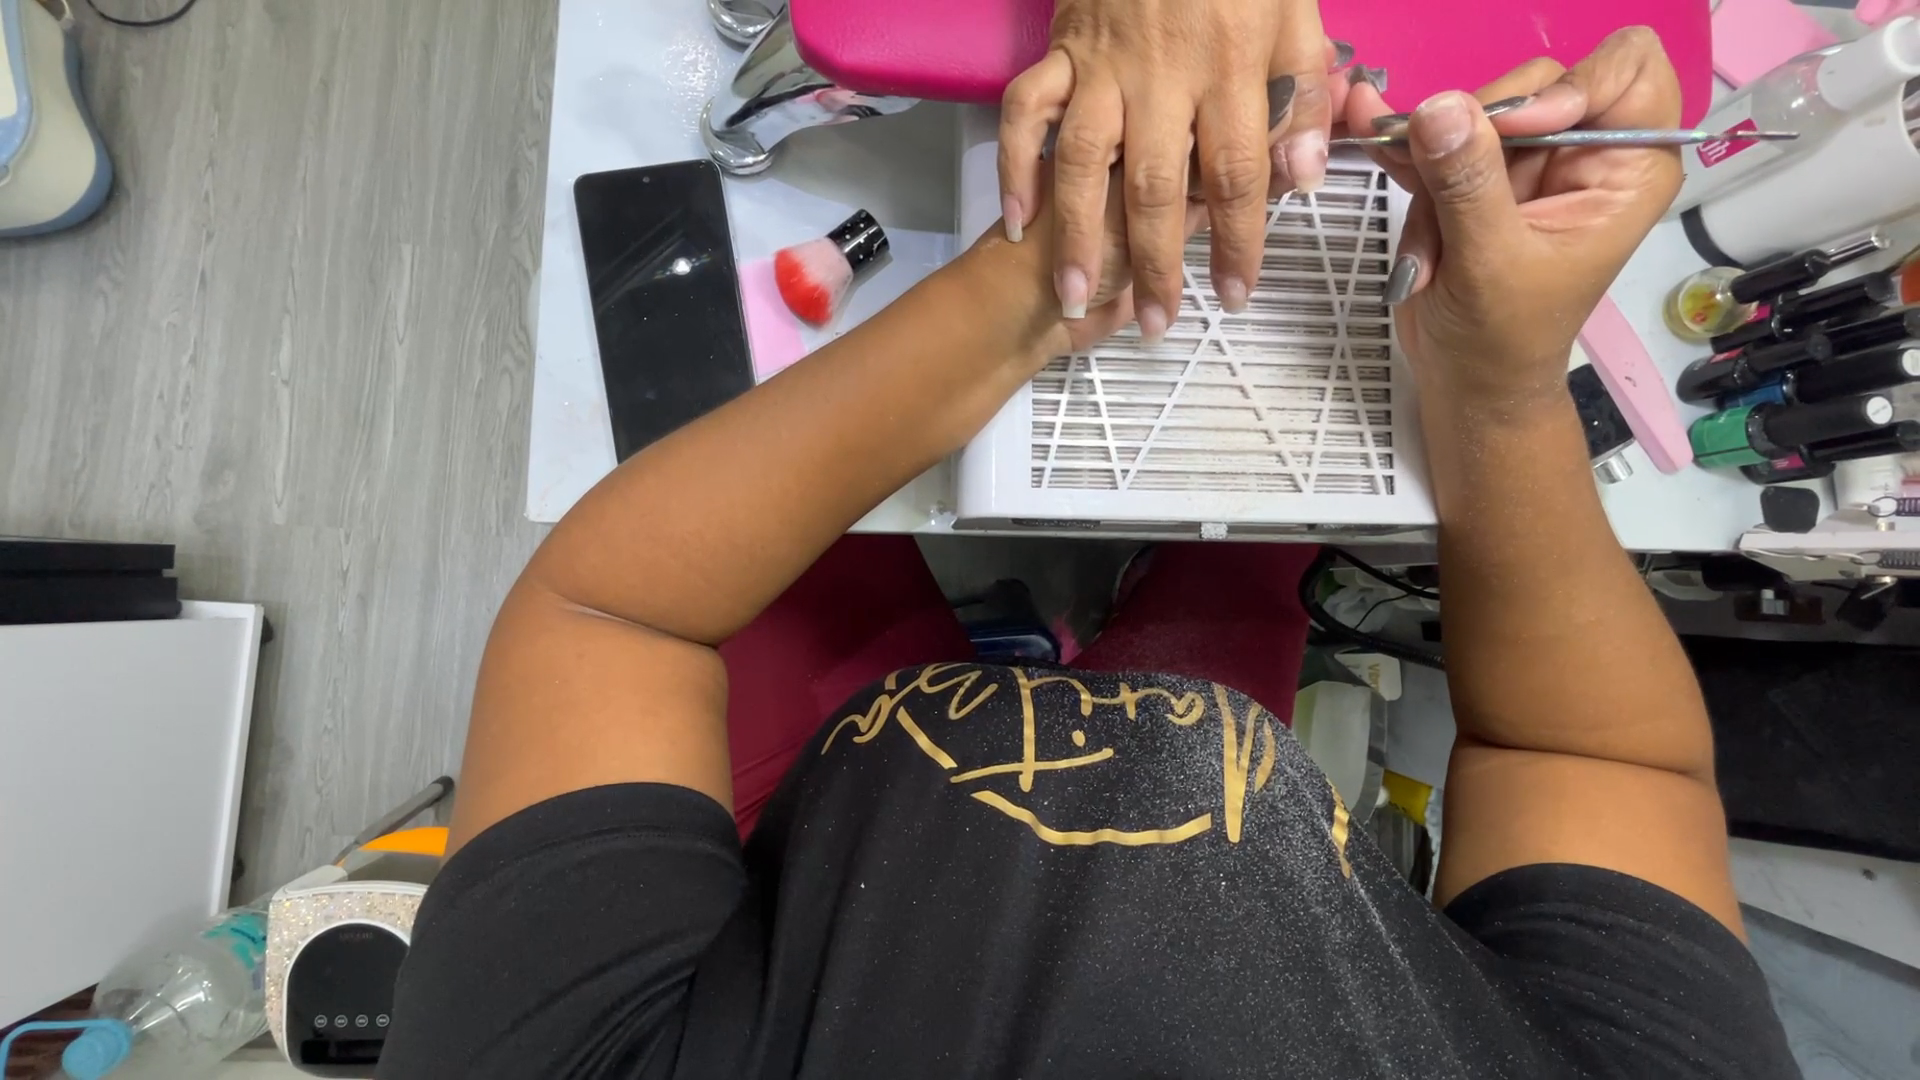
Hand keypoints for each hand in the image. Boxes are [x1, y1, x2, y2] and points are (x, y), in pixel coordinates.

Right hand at [997, 0, 1345, 345]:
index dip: (1238, 242)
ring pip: (1081, 161)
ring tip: (1072, 295)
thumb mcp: (1294, 13)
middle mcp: (1161, 79)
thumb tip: (1304, 179)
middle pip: (1156, 186)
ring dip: (1074, 234)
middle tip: (1155, 324)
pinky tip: (1017, 223)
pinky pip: (1024, 112)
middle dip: (1154, 263)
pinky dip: (1013, 166)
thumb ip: (1301, 96)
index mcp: (1229, 68)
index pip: (1239, 173)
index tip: (1234, 296)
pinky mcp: (1059, 55)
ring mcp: (1101, 69)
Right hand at [1342, 28, 1682, 407]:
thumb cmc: (1500, 339)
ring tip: (1424, 251)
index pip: (1621, 72)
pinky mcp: (1468, 186)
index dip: (1562, 88)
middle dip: (1475, 137)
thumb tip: (1436, 108)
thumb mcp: (1489, 262)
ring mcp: (1518, 170)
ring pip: (1470, 121)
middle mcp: (1576, 155)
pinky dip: (1404, 158)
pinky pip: (1435, 149)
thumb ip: (1467, 185)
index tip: (1505, 132)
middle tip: (1435, 178)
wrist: (1463, 382)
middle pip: (1532, 89)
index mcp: (1623, 167)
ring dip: (1430, 175)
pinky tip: (1373, 143)